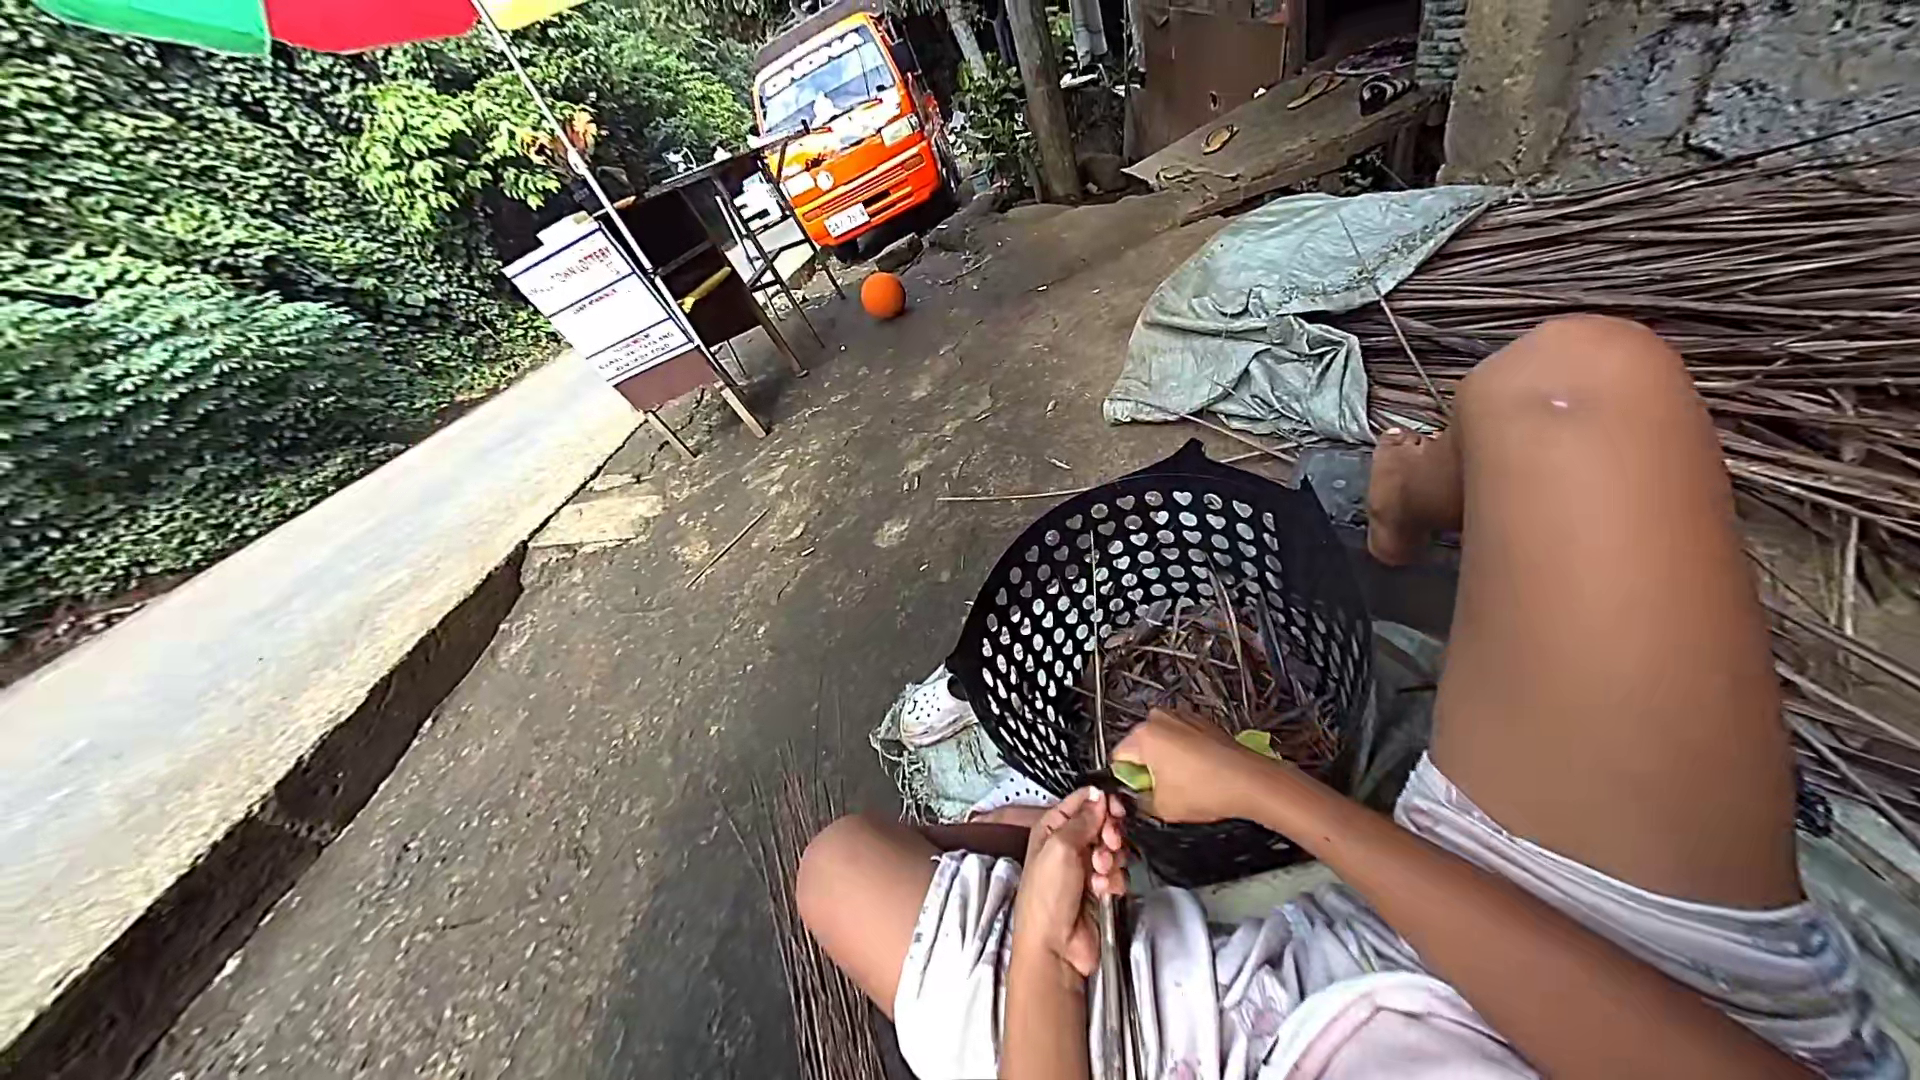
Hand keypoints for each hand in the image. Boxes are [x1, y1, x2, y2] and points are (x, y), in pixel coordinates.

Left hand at [1010, 787, 1126, 979]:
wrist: (1055, 946)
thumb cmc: (1046, 895)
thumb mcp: (1060, 847)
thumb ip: (1082, 819)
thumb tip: (1098, 796)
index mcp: (1052, 827)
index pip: (1082, 801)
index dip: (1101, 802)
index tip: (1114, 808)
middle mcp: (1069, 843)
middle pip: (1102, 822)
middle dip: (1109, 832)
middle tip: (1108, 842)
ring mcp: (1085, 866)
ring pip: (1113, 848)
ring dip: (1111, 859)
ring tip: (1097, 874)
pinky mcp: (1100, 887)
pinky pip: (1118, 873)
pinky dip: (1113, 880)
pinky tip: (1101, 890)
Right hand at [1112, 707, 1279, 823]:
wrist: (1252, 782)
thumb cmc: (1209, 790)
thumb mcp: (1162, 808)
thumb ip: (1139, 801)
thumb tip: (1137, 797)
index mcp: (1143, 735)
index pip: (1118, 757)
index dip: (1126, 778)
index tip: (1139, 791)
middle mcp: (1159, 719)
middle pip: (1138, 745)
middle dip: (1146, 766)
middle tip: (1162, 789)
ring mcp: (1181, 716)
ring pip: (1159, 740)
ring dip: (1164, 758)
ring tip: (1183, 781)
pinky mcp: (1200, 721)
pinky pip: (1179, 736)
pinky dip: (1183, 751)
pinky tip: (1198, 772)